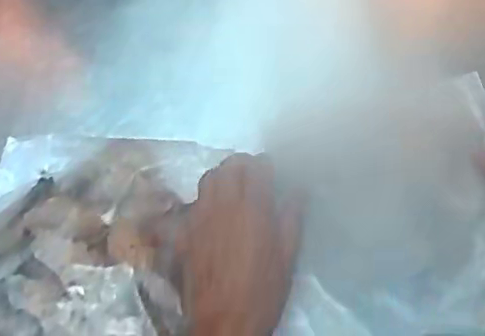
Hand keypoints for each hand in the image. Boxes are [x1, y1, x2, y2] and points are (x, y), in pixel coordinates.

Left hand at [180, 154, 302, 335]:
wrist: (225, 326)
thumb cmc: (262, 291)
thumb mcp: (288, 256)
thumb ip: (292, 217)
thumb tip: (298, 189)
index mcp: (254, 206)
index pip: (259, 165)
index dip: (267, 165)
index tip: (273, 175)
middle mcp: (225, 204)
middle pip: (231, 165)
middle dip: (244, 165)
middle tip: (253, 178)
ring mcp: (202, 217)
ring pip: (208, 177)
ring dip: (221, 177)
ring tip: (231, 190)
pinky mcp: (185, 234)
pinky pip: (188, 206)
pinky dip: (199, 202)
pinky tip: (207, 213)